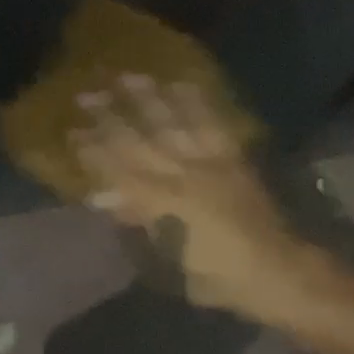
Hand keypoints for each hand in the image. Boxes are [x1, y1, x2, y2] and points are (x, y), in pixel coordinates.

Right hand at [70, 74, 326, 315]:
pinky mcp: (236, 158)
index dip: (95, 151)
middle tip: (87, 92)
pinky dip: (198, 102)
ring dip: (150, 99)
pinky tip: (183, 83)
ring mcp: (214, 162)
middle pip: (142, 140)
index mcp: (166, 203)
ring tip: (129, 75)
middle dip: (112, 116)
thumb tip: (105, 196)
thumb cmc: (222, 278)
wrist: (280, 269)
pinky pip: (215, 123)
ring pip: (176, 123)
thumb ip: (142, 225)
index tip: (72, 131)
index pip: (121, 170)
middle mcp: (186, 174)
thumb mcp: (173, 262)